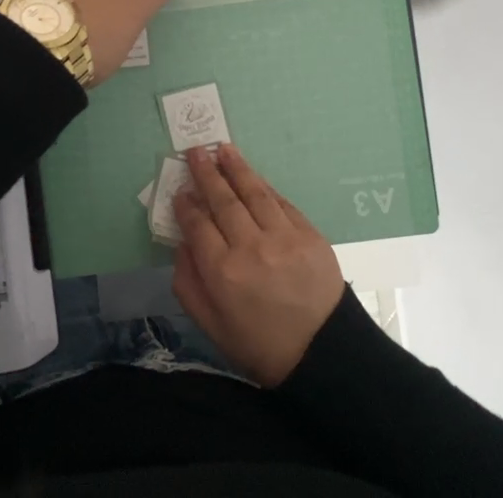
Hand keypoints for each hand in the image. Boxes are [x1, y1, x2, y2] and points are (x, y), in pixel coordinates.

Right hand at [171, 143, 345, 386]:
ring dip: (236, 168)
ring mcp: (283, 237)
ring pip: (254, 193)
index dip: (186, 204)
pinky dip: (265, 188)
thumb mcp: (210, 325)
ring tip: (223, 149)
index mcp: (223, 272)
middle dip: (207, 174)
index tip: (180, 191)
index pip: (197, 224)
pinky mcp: (309, 235)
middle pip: (223, 200)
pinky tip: (254, 178)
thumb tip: (182, 244)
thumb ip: (188, 282)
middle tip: (196, 152)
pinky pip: (281, 203)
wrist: (322, 353)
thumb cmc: (259, 345)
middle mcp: (251, 247)